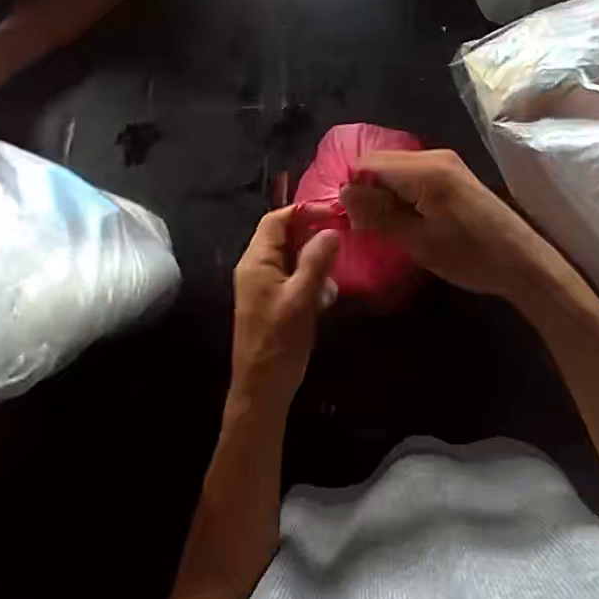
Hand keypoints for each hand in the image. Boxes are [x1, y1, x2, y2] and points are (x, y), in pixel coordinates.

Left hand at [231, 208, 340, 399]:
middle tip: (342, 243)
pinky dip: (312, 282)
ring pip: (293, 258)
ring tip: (332, 281)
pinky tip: (325, 299)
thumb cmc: (278, 341)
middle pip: (285, 237)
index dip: (303, 211)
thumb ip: (316, 262)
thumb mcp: (301, 299)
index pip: (275, 220)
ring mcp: (265, 286)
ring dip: (316, 263)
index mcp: (256, 262)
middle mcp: (257, 268)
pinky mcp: (276, 302)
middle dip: (313, 238)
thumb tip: (331, 231)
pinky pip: (295, 279)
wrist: (263, 387)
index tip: (334, 214)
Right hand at [339, 149, 560, 301]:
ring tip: (384, 228)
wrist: (522, 263)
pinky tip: (403, 220)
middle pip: (379, 162)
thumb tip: (344, 193)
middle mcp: (434, 156)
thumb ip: (380, 215)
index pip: (367, 164)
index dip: (352, 190)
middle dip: (365, 191)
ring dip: (382, 194)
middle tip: (366, 228)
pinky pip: (410, 176)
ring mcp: (445, 163)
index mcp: (426, 170)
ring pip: (393, 170)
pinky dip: (399, 195)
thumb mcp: (419, 242)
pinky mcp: (451, 175)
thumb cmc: (471, 257)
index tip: (350, 221)